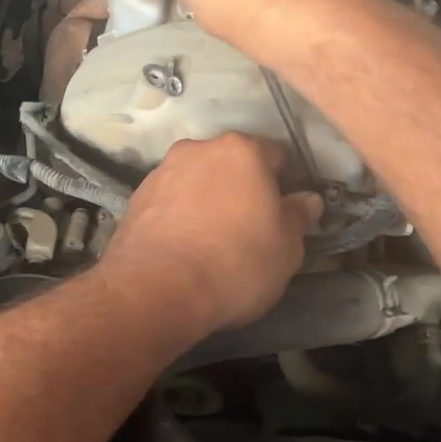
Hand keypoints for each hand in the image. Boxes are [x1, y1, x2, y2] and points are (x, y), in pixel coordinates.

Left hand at [96, 134, 321, 336]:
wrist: (155, 290)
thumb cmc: (235, 264)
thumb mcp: (286, 248)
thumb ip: (298, 217)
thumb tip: (307, 199)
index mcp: (241, 151)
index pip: (274, 155)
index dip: (283, 183)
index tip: (283, 212)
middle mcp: (197, 150)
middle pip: (229, 165)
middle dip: (240, 189)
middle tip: (248, 227)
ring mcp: (160, 173)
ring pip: (194, 182)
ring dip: (205, 201)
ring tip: (210, 241)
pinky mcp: (134, 201)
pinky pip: (168, 203)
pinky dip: (178, 217)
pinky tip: (182, 248)